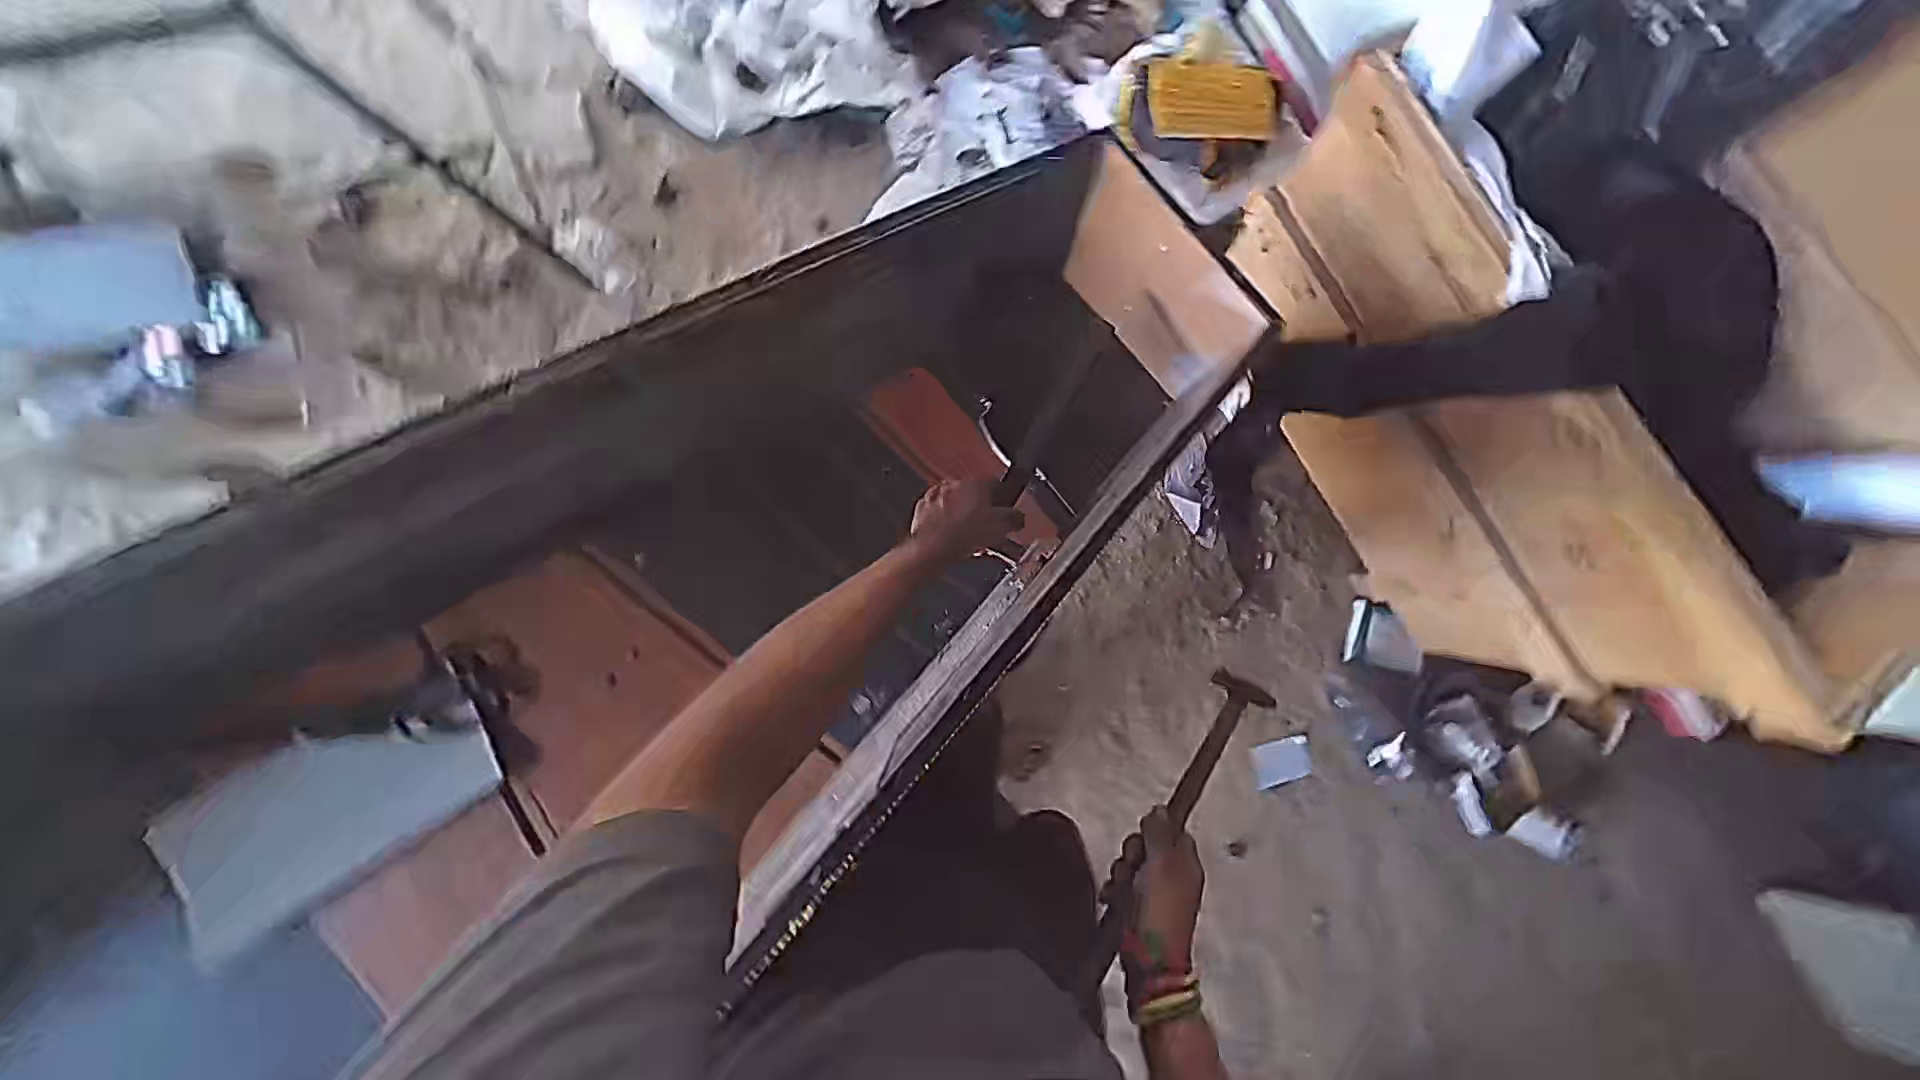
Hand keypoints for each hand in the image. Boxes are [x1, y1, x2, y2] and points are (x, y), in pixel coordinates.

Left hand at [906, 479, 1023, 563]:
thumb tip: (1018, 518)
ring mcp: (936, 496)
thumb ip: (1014, 519)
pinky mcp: (923, 510)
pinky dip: (946, 524)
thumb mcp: (1000, 528)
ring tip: (970, 538)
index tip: (1005, 511)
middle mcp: (954, 485)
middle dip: (982, 511)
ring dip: (964, 518)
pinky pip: (940, 514)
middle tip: (987, 528)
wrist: (931, 549)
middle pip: (975, 496)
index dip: (1004, 501)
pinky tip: (953, 538)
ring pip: (956, 505)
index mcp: (975, 484)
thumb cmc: (962, 536)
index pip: (997, 484)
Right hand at [1116, 805, 1204, 976]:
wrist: (1149, 964)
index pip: (1172, 830)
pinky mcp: (1139, 907)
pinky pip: (1122, 886)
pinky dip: (1116, 891)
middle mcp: (1173, 875)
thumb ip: (1159, 835)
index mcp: (1186, 863)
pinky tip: (1113, 899)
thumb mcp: (1160, 865)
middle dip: (1132, 853)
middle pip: (1147, 845)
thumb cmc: (1158, 910)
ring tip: (1123, 890)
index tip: (1145, 839)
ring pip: (1131, 865)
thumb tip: (1160, 809)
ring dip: (1121, 873)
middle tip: (1133, 867)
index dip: (1155, 830)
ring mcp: (1156, 892)